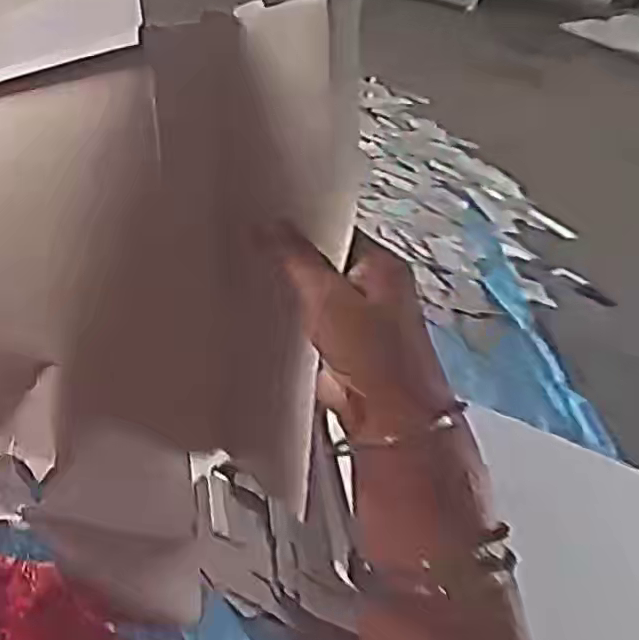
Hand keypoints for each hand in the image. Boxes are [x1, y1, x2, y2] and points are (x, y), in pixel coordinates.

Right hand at [273, 227, 456, 437]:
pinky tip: (264, 305)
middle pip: (321, 260)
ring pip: (311, 289)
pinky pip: (305, 315)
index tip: (265, 221)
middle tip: (253, 245)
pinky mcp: (337, 340)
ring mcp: (355, 315)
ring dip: (288, 286)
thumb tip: (268, 225)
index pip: (336, 230)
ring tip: (252, 271)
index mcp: (381, 266)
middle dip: (289, 256)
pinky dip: (287, 311)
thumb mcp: (327, 295)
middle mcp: (373, 287)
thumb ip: (296, 258)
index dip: (302, 226)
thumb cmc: (371, 353)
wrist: (386, 418)